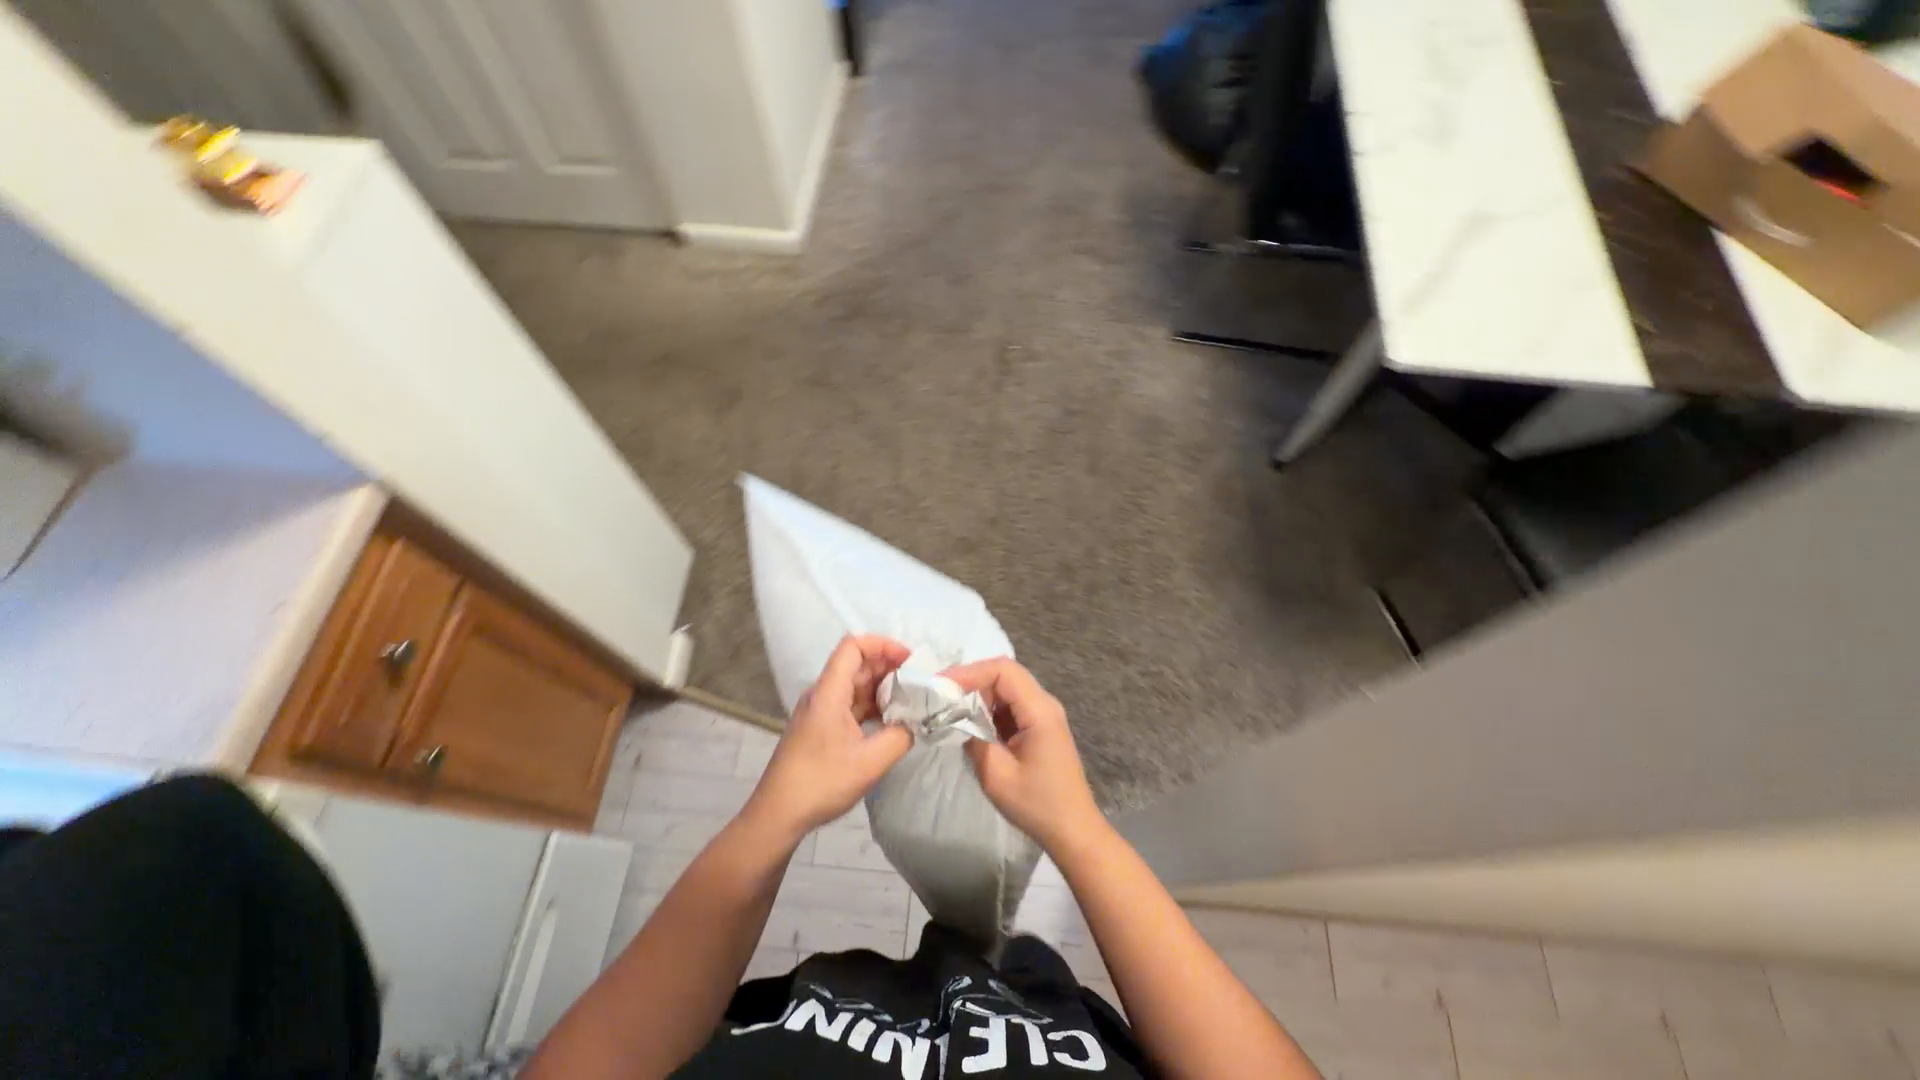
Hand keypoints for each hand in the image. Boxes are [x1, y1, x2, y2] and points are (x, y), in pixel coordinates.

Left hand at [743, 635, 914, 837]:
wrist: (778, 814)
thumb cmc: (821, 782)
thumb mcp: (871, 762)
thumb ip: (901, 735)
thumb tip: (918, 721)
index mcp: (828, 692)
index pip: (853, 646)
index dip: (884, 645)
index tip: (910, 661)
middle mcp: (822, 695)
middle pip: (857, 664)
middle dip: (889, 667)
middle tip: (919, 683)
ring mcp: (820, 712)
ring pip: (855, 686)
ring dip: (883, 689)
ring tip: (911, 703)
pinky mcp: (820, 729)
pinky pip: (850, 705)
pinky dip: (872, 707)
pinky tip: (891, 722)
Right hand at [942, 657, 1103, 850]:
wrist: (1072, 830)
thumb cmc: (1036, 804)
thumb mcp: (996, 774)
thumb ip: (972, 738)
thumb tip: (954, 718)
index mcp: (1040, 710)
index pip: (1003, 670)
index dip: (970, 672)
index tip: (940, 686)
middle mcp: (1045, 705)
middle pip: (1004, 675)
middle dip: (970, 682)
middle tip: (940, 698)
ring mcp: (1044, 716)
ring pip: (1006, 690)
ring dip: (978, 697)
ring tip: (949, 711)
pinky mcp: (1039, 728)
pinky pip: (1010, 707)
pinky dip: (988, 711)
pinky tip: (970, 726)